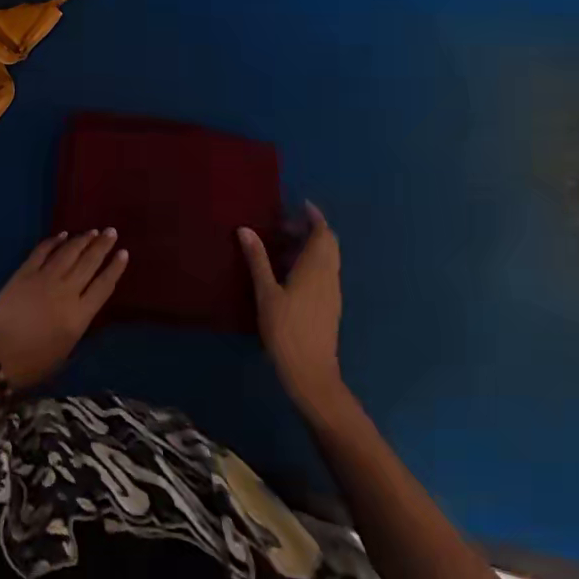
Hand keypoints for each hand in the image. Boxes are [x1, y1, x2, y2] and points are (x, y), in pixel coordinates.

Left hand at [0, 229, 127, 389]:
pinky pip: (42, 251)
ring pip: (68, 253)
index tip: (124, 253)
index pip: (103, 285)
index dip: (115, 268)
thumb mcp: (68, 348)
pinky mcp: (24, 273)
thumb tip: (85, 302)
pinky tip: (63, 234)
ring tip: (93, 231)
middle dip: (102, 246)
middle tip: (111, 232)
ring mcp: (44, 279)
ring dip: (82, 240)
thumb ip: (79, 321)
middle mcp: (65, 292)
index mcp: (79, 315)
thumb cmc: (35, 361)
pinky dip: (54, 241)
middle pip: (89, 263)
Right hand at [240, 204, 344, 409]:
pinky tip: (289, 273)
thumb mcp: (266, 293)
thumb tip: (245, 229)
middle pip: (328, 244)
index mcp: (316, 268)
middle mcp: (329, 276)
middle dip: (311, 229)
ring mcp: (332, 292)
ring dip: (310, 246)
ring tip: (281, 247)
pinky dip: (311, 262)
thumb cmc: (286, 330)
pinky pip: (325, 273)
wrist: (311, 373)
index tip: (301, 205)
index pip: (323, 233)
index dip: (315, 217)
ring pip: (328, 259)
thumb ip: (257, 260)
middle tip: (283, 226)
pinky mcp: (330, 306)